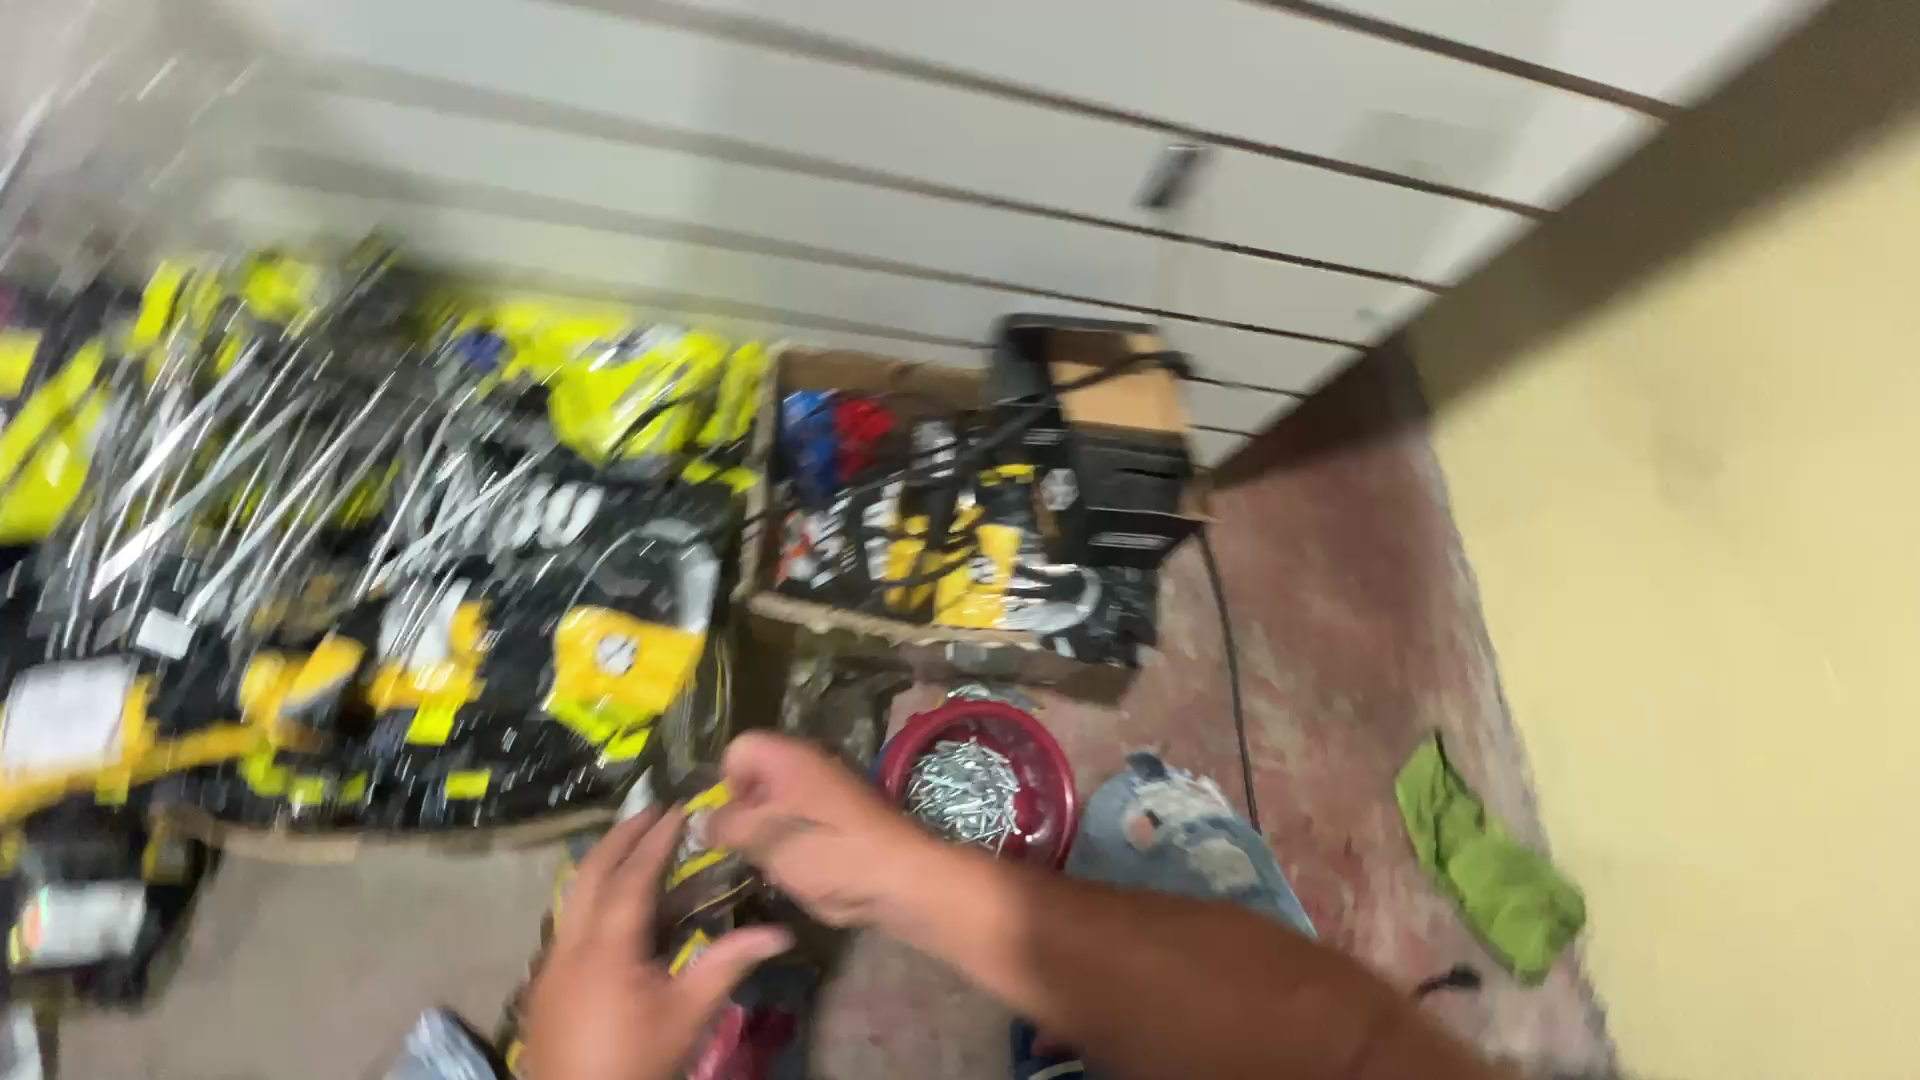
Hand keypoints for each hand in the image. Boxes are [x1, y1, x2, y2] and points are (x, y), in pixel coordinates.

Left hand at [523, 807, 793, 1079]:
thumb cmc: (637, 1062)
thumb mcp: (690, 1013)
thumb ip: (730, 963)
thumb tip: (782, 932)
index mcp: (606, 947)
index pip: (633, 876)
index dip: (657, 839)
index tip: (679, 807)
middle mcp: (571, 945)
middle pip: (591, 872)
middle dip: (621, 835)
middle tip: (652, 809)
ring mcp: (551, 964)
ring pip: (574, 894)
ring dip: (605, 862)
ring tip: (637, 842)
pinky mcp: (546, 984)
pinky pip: (570, 919)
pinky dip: (595, 892)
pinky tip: (618, 901)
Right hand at [708, 732, 935, 925]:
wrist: (893, 877)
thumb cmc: (826, 848)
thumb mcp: (765, 836)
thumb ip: (727, 824)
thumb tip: (700, 820)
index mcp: (789, 758)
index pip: (739, 748)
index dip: (726, 780)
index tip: (730, 817)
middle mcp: (804, 770)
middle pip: (753, 780)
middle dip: (740, 813)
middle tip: (740, 847)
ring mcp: (819, 799)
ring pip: (770, 809)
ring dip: (759, 837)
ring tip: (763, 864)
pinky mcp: (830, 828)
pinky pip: (791, 830)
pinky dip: (782, 850)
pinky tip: (787, 874)